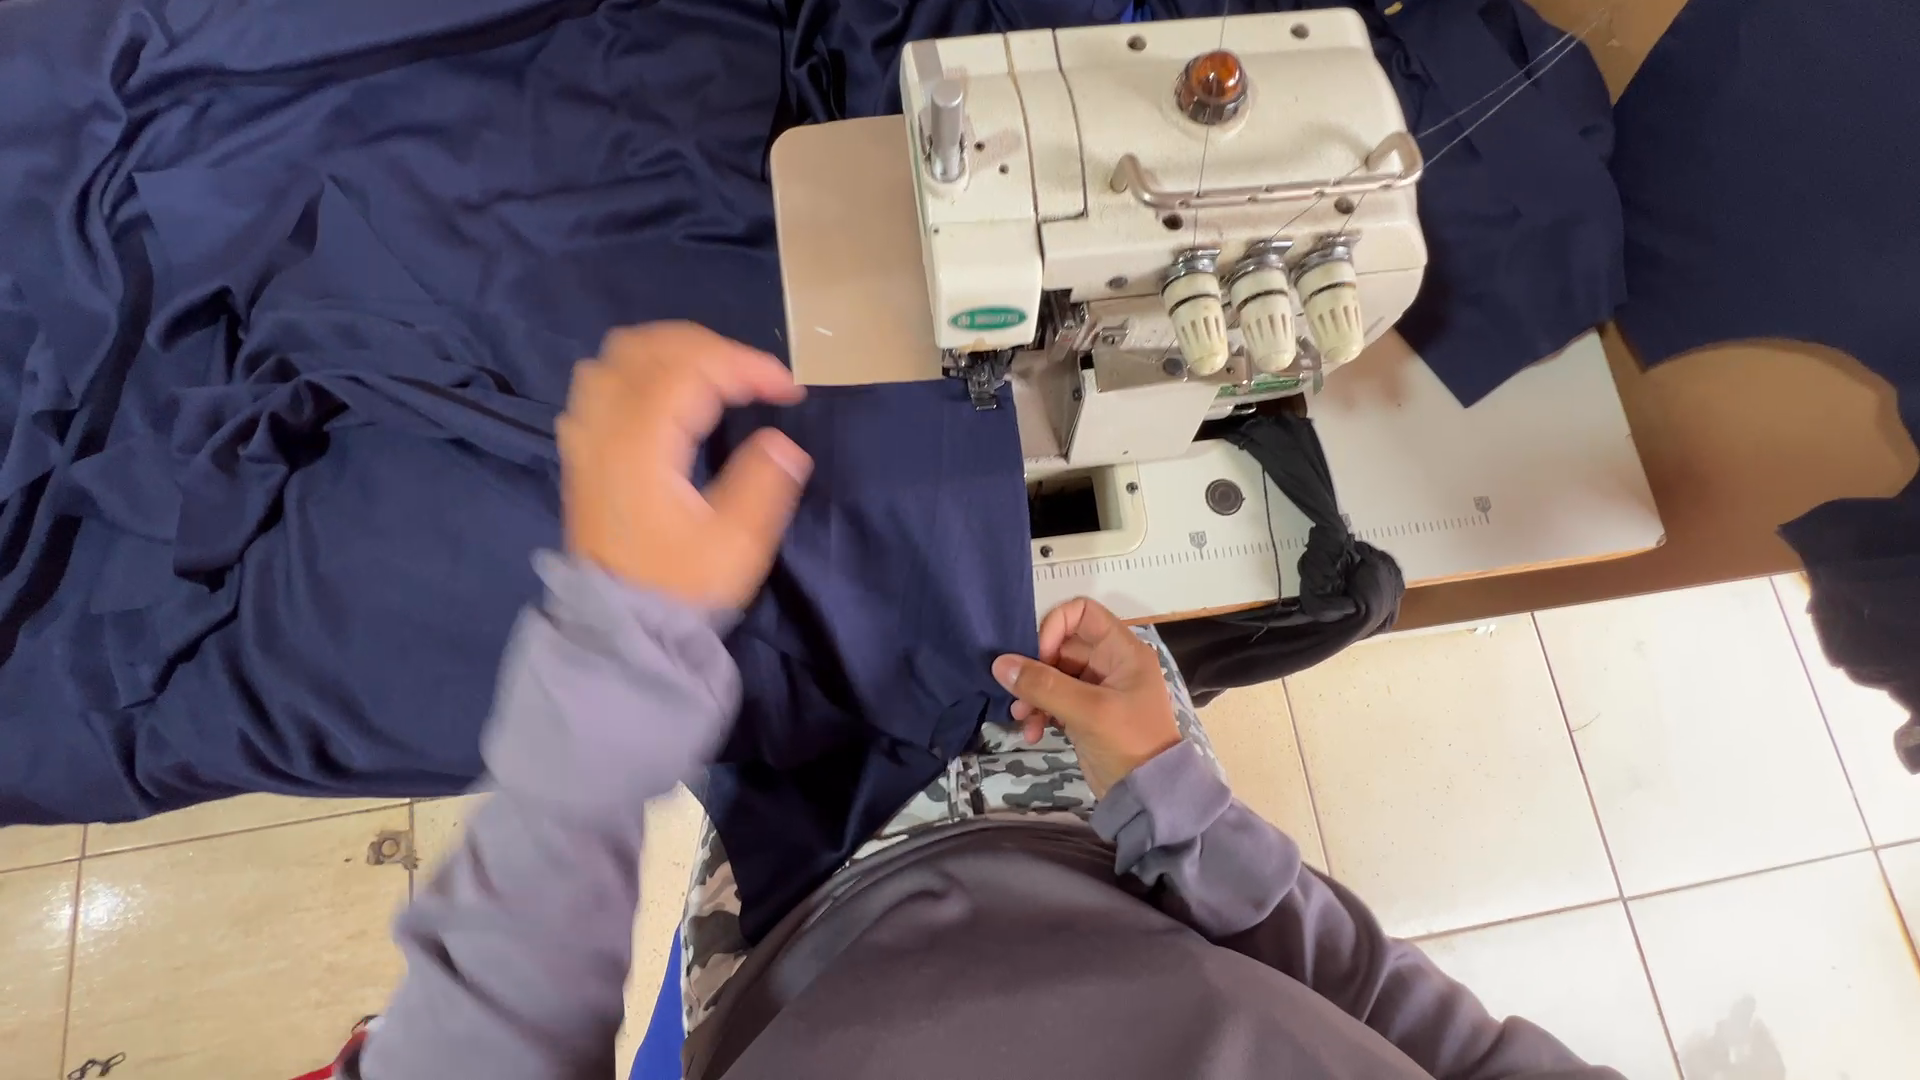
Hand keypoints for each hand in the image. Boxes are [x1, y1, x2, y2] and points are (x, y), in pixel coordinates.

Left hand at [558, 322, 811, 610]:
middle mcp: (604, 428)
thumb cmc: (681, 586)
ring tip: (716, 375)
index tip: (790, 391)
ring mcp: (586, 438)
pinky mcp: (583, 453)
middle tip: (755, 377)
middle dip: (712, 348)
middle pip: (649, 347)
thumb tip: (784, 444)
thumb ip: (765, 485)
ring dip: (672, 352)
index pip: (692, 371)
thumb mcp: (737, 545)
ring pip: (617, 357)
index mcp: (642, 445)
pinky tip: (667, 395)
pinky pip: (600, 383)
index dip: (748, 366)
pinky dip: (640, 371)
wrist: (621, 628)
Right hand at [991, 597, 1181, 796]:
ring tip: (1022, 717)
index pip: (1082, 613)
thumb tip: (999, 663)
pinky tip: (1032, 732)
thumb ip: (1043, 685)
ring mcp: (1097, 689)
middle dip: (1036, 667)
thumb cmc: (1129, 743)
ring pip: (1053, 674)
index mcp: (1123, 651)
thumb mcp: (1088, 711)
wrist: (1149, 798)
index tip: (1038, 655)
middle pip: (1061, 645)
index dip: (1055, 627)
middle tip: (1020, 693)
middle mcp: (1110, 663)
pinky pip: (1054, 698)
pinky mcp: (1085, 712)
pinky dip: (1040, 711)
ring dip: (1033, 693)